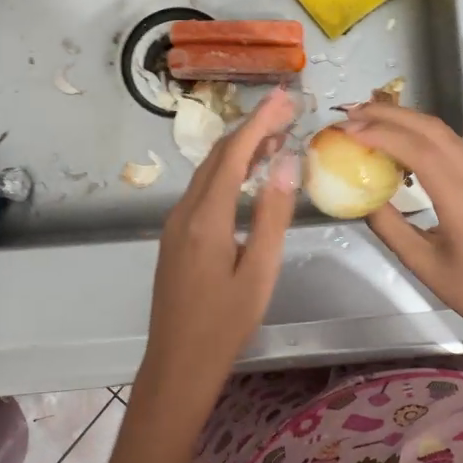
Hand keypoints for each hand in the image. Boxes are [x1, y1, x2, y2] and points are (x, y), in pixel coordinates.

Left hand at [142, 88, 300, 390]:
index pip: (234, 154)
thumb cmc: (224, 324)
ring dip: (240, 148)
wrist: (176, 365)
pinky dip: (228, 170)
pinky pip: (203, 189)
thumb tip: (286, 162)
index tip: (285, 97)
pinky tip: (247, 173)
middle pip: (218, 156)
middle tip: (286, 108)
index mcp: (205, 217)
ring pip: (208, 171)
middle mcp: (185, 211)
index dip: (260, 121)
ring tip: (275, 133)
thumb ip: (272, 215)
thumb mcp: (258, 272)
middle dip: (251, 127)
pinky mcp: (176, 237)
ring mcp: (176, 223)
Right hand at [340, 101, 462, 344]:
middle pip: (431, 128)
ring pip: (443, 132)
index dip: (381, 132)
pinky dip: (422, 135)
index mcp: (461, 198)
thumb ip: (389, 227)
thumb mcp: (422, 263)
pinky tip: (401, 143)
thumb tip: (361, 199)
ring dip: (406, 120)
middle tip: (351, 114)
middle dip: (389, 114)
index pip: (418, 149)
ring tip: (369, 120)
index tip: (347, 130)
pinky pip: (453, 145)